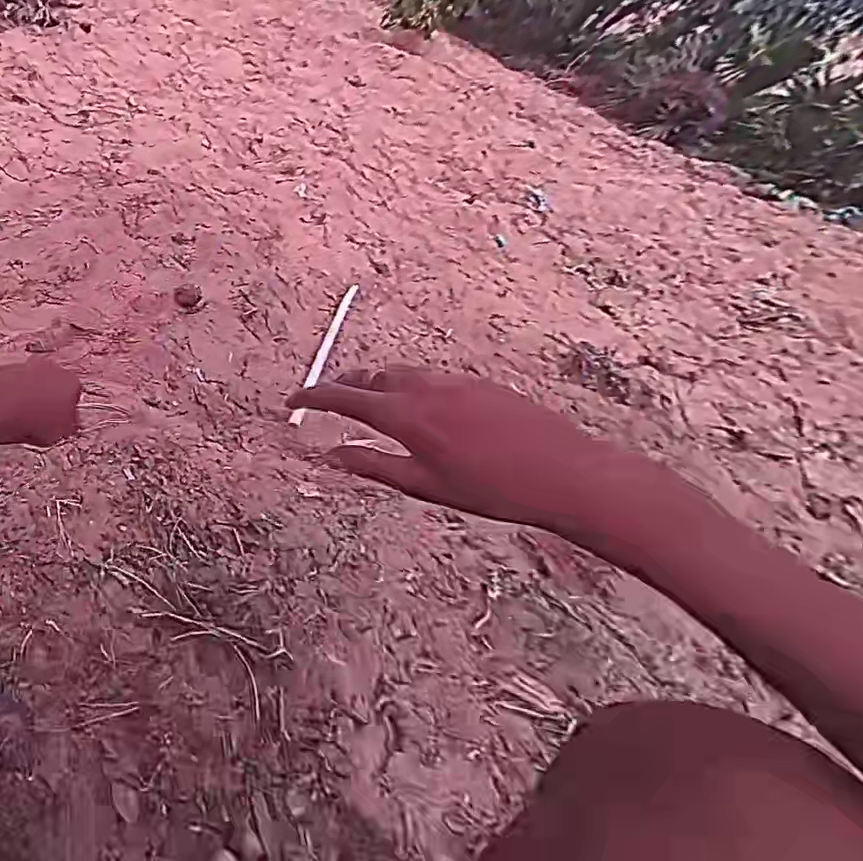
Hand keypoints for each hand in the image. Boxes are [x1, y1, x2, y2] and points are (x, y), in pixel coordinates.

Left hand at [0, 358, 80, 446]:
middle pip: (55, 382)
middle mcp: (52, 368)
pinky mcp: (9, 368)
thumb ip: (70, 425)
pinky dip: (14, 389)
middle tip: (44, 416)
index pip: (75, 393)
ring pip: (35, 378)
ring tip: (25, 413)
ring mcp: (29, 366)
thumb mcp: (60, 433)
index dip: (68, 408)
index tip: (62, 419)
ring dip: (32, 390)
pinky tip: (10, 406)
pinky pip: (15, 379)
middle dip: (51, 395)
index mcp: (71, 382)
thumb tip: (70, 425)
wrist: (0, 413)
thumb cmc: (32, 422)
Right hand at [286, 368, 711, 545]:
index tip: (292, 401)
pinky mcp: (476, 382)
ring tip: (369, 404)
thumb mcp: (424, 485)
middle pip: (367, 376)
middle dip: (341, 386)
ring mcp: (451, 380)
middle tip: (327, 402)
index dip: (312, 397)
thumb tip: (330, 455)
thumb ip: (372, 465)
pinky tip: (417, 408)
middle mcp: (423, 388)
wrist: (570, 475)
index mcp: (404, 415)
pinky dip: (405, 385)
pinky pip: (426, 376)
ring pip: (397, 373)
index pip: (342, 397)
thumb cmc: (493, 489)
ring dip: (373, 383)